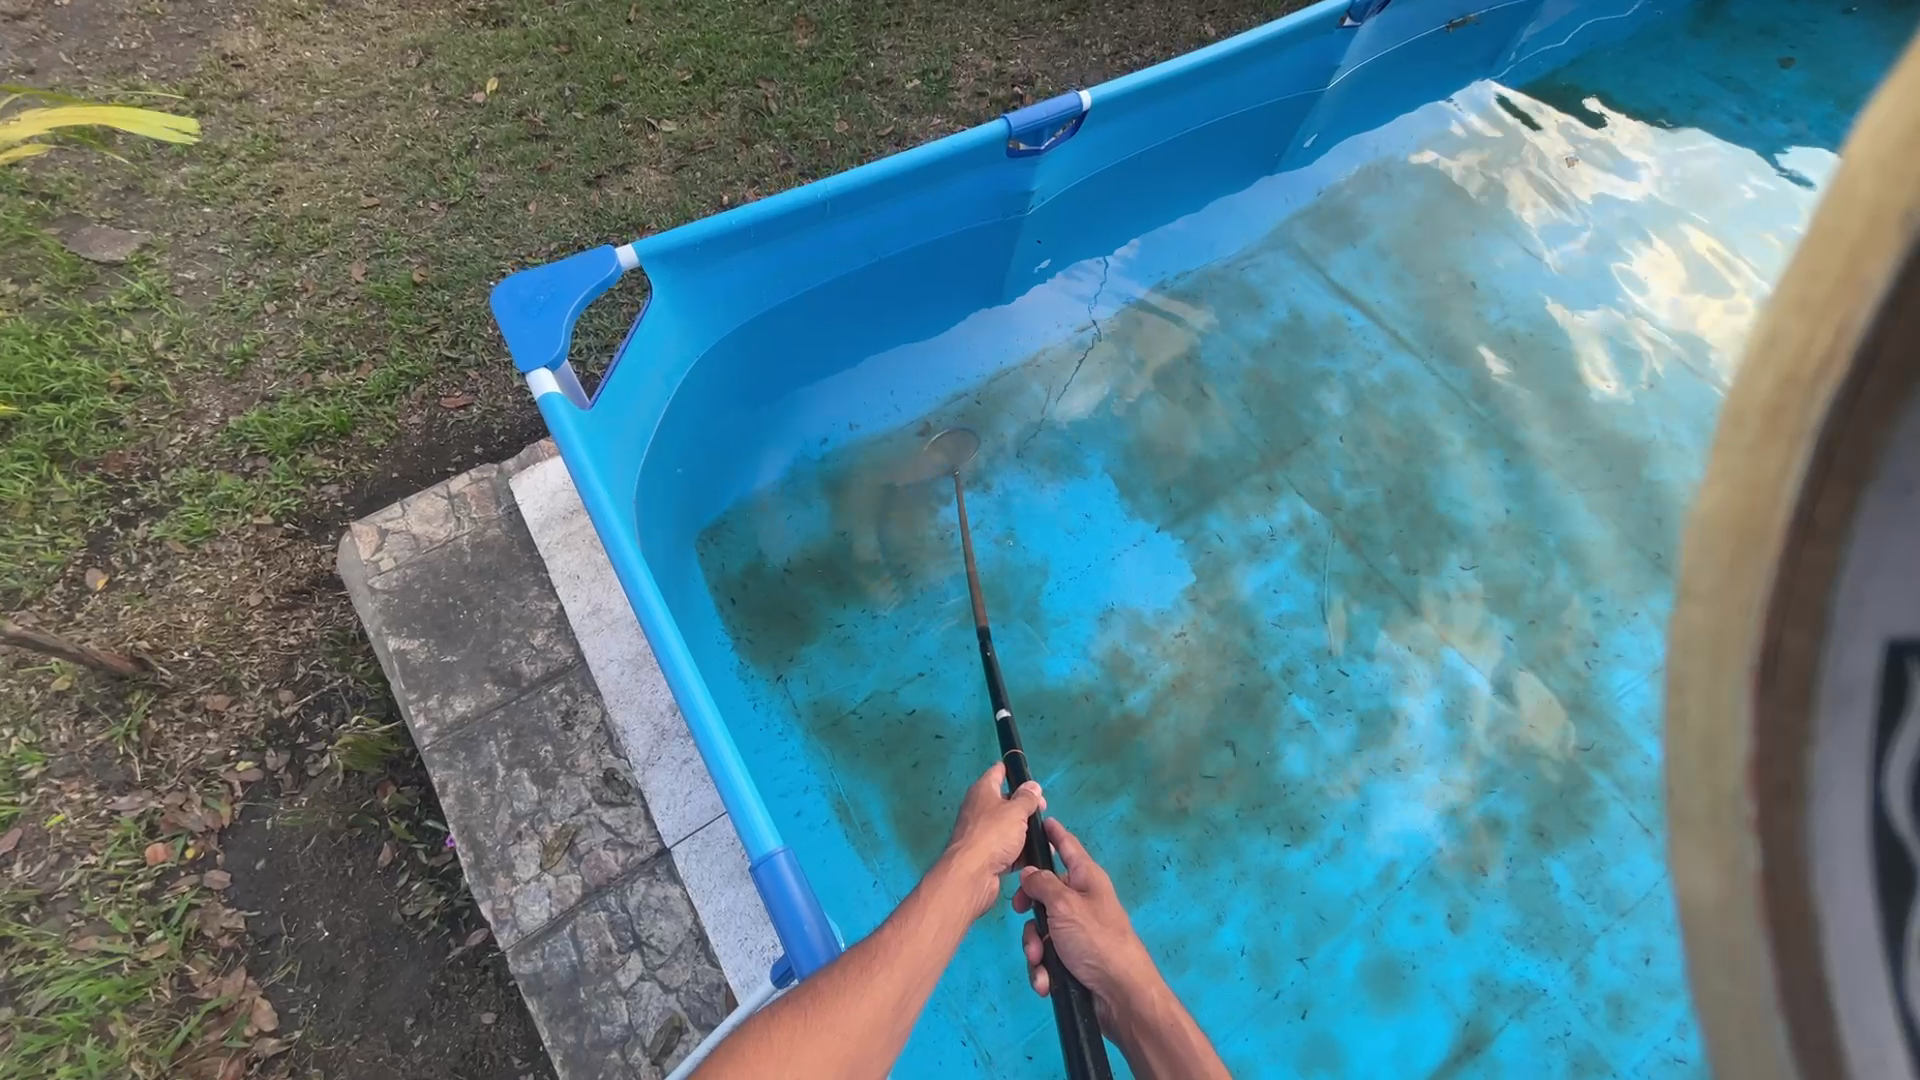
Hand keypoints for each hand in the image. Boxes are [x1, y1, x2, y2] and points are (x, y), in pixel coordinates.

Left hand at [938, 762, 1044, 919]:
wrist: (972, 875)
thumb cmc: (994, 834)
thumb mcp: (1016, 811)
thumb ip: (1027, 798)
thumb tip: (1032, 786)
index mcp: (983, 790)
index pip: (998, 772)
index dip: (1013, 771)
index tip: (1030, 777)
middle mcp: (979, 808)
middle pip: (1006, 801)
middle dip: (1025, 806)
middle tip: (1043, 811)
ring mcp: (981, 833)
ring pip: (1008, 827)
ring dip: (1025, 831)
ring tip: (1045, 836)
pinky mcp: (986, 855)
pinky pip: (1007, 848)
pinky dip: (1020, 852)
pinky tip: (1036, 857)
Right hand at [1013, 818, 1158, 1029]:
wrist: (1121, 995)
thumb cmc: (1096, 939)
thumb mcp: (1064, 904)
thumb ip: (1042, 883)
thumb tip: (1029, 872)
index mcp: (1086, 878)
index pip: (1067, 846)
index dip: (1054, 833)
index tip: (1042, 820)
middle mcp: (1082, 901)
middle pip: (1045, 892)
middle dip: (1029, 907)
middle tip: (1019, 911)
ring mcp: (1078, 931)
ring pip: (1041, 928)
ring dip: (1034, 945)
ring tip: (1040, 959)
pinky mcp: (1074, 960)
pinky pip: (1047, 955)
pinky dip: (1043, 968)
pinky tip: (1046, 980)